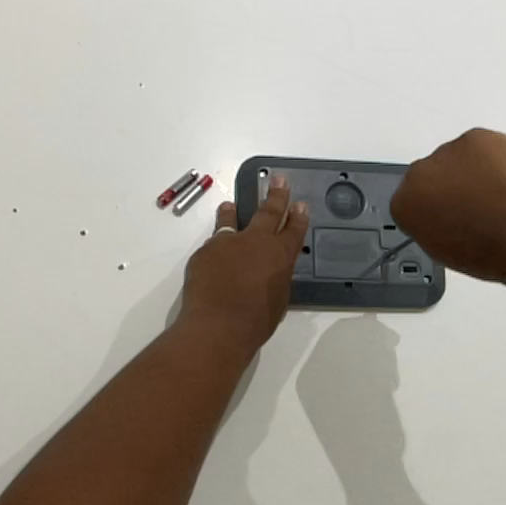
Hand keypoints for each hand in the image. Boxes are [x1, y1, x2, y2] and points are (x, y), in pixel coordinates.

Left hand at [179, 175, 310, 351]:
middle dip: (276, 195)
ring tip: (229, 206)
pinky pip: (212, 245)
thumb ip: (276, 278)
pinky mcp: (205, 251)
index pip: (294, 230)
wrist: (217, 325)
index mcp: (280, 255)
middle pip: (268, 212)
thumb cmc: (255, 322)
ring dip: (232, 212)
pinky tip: (212, 256)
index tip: (300, 204)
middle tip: (278, 179)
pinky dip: (215, 248)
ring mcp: (228, 243)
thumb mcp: (277, 300)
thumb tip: (270, 272)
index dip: (298, 216)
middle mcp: (256, 242)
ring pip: (231, 220)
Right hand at [390, 128, 505, 283]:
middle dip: (449, 186)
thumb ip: (431, 225)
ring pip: (456, 157)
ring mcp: (448, 152)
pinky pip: (481, 145)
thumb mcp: (443, 251)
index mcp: (404, 204)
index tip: (448, 215)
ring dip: (471, 170)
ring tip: (494, 195)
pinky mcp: (477, 137)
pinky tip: (503, 180)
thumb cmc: (488, 250)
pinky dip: (492, 158)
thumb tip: (441, 216)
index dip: (432, 209)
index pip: (410, 200)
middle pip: (431, 175)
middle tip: (474, 205)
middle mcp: (418, 174)